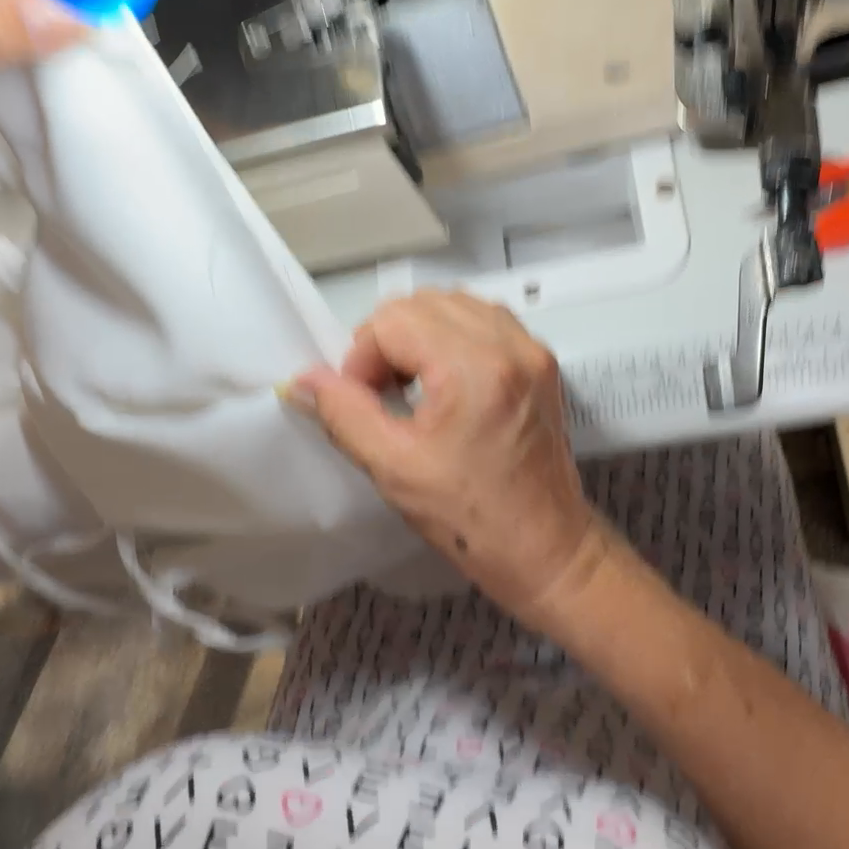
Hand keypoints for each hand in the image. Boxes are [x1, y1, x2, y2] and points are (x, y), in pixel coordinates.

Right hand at [292, 292, 608, 625]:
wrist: (544, 546)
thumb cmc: (469, 518)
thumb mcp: (393, 468)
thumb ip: (344, 413)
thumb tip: (303, 379)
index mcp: (474, 367)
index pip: (394, 320)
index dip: (362, 356)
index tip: (362, 401)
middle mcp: (510, 343)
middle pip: (424, 302)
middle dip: (389, 340)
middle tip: (381, 392)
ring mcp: (532, 349)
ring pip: (456, 304)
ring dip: (421, 334)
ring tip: (411, 385)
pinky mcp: (542, 362)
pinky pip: (487, 321)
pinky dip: (456, 337)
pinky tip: (445, 380)